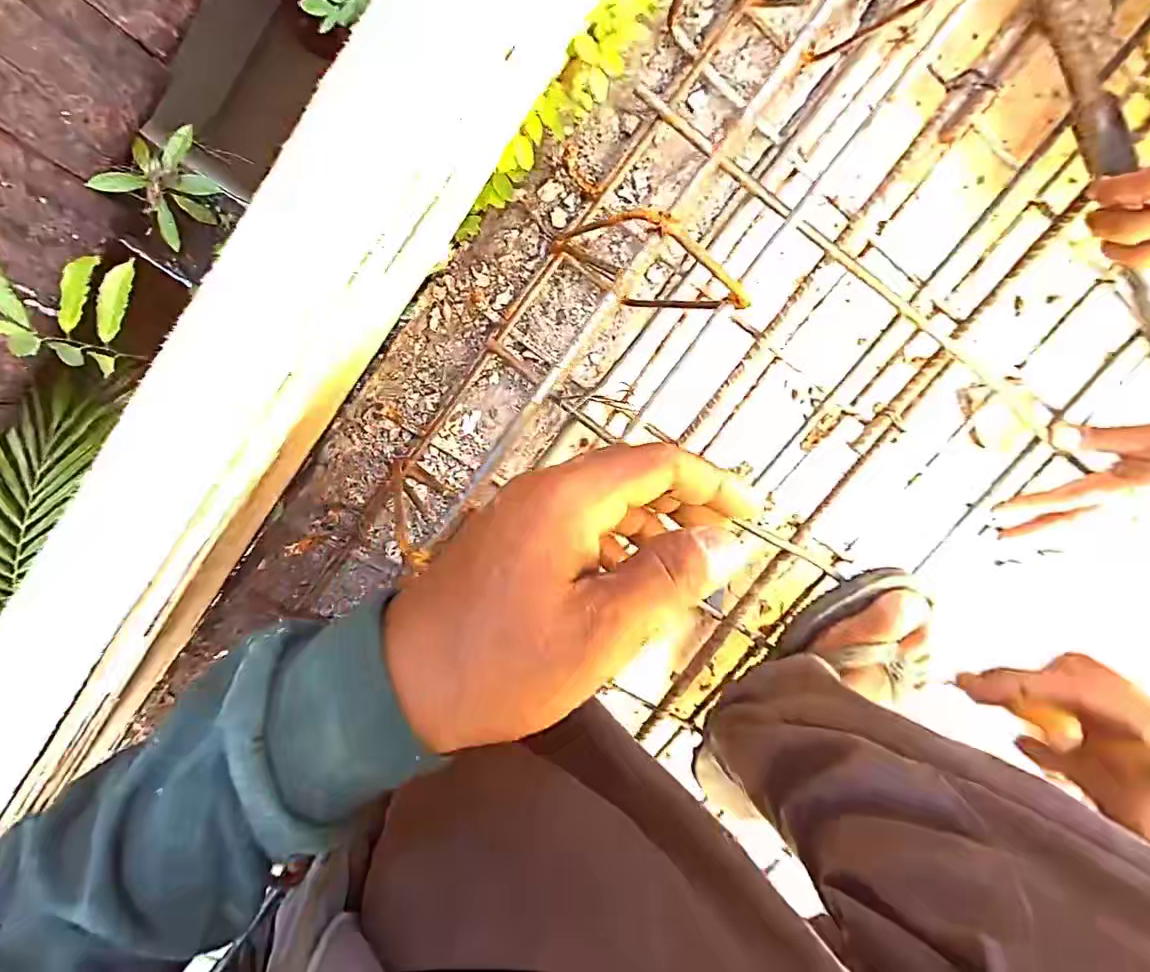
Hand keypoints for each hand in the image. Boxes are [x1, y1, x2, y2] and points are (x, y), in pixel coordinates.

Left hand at [384, 443, 759, 753]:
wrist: (399, 685)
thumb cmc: (500, 665)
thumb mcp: (600, 631)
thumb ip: (666, 579)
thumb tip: (722, 544)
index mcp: (567, 498)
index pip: (658, 463)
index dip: (712, 484)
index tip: (750, 513)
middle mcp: (542, 490)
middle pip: (631, 476)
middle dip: (684, 506)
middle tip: (721, 549)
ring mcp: (519, 511)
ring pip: (603, 503)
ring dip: (648, 528)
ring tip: (680, 574)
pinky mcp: (506, 537)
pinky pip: (575, 525)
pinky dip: (611, 545)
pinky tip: (624, 586)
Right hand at [958, 654, 1149, 931]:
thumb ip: (1108, 776)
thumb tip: (1048, 736)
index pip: (1090, 689)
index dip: (1027, 681)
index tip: (975, 685)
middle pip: (1087, 684)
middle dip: (1027, 680)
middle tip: (972, 687)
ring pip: (1083, 706)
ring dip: (1034, 702)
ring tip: (982, 701)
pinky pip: (1089, 741)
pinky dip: (1051, 735)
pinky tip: (1022, 741)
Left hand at [993, 422, 1149, 537]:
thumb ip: (1102, 439)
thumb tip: (1057, 434)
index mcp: (1123, 491)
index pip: (1062, 499)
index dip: (1027, 506)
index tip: (997, 512)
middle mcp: (1128, 518)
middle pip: (1067, 528)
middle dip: (1031, 534)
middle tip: (998, 540)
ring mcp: (1145, 533)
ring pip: (1086, 540)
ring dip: (1051, 543)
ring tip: (1019, 546)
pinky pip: (1112, 545)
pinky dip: (1084, 547)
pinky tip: (1068, 548)